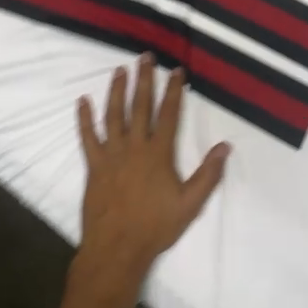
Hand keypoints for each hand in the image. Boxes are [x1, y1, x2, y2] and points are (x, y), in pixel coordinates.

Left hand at [74, 55, 229, 287]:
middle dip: (144, 80)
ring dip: (116, 91)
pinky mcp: (93, 166)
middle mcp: (134, 148)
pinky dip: (84, 119)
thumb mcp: (191, 204)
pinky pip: (87, 138)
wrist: (116, 250)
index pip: (168, 114)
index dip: (173, 91)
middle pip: (139, 107)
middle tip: (145, 57)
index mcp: (158, 154)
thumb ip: (208, 174)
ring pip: (113, 115)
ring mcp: (111, 155)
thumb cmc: (156, 227)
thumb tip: (225, 146)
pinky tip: (82, 101)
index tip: (176, 70)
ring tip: (119, 70)